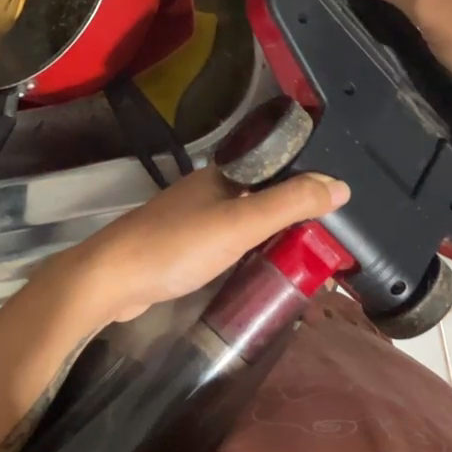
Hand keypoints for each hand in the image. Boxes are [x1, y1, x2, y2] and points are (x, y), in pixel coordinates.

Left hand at [57, 168, 349, 324]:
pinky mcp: (179, 249)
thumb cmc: (176, 247)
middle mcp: (207, 192)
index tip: (337, 214)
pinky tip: (257, 273)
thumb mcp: (241, 223)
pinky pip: (224, 246)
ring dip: (270, 239)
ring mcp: (190, 221)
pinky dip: (246, 256)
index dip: (307, 187)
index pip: (277, 170)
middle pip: (262, 197)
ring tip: (303, 263)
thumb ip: (289, 203)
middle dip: (293, 218)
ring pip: (242, 224)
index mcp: (222, 176)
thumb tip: (340, 186)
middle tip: (326, 249)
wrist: (110, 280)